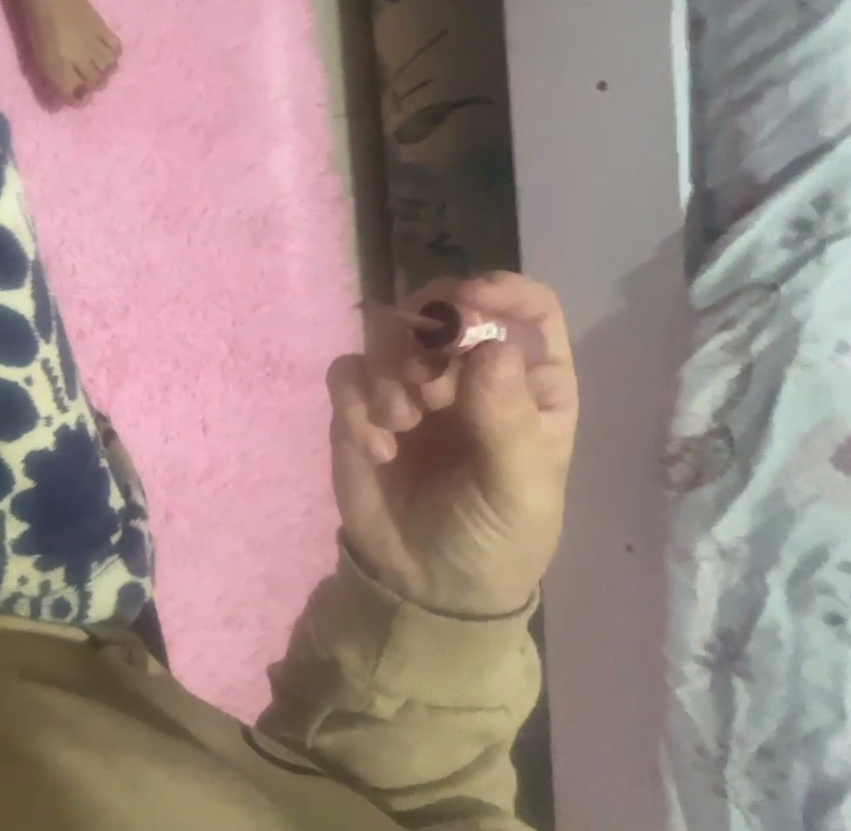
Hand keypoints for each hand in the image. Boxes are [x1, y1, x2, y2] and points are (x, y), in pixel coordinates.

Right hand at [327, 273, 579, 616]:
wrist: (424, 582)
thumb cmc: (495, 535)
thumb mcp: (522, 489)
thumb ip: (509, 420)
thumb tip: (490, 347)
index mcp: (528, 384)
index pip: (527, 309)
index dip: (499, 291)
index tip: (467, 302)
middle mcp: (467, 374)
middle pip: (444, 309)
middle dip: (429, 334)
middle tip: (426, 383)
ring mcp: (408, 388)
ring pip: (387, 336)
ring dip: (389, 376)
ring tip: (399, 427)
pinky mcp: (358, 408)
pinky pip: (345, 374)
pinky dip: (354, 406)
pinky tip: (375, 448)